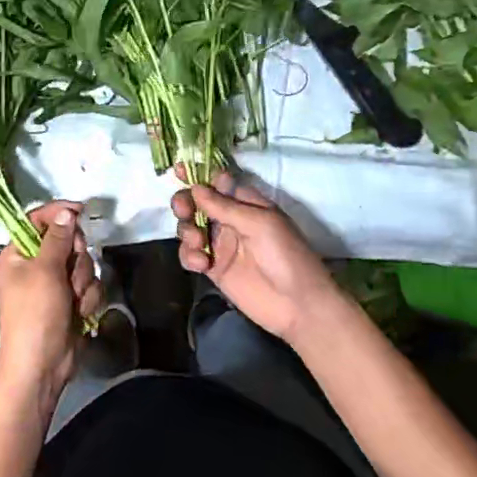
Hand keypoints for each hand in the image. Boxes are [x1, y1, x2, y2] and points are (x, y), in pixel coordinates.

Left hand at [0, 201, 102, 402]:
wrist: (42, 366)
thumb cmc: (35, 314)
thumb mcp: (44, 270)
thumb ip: (57, 239)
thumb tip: (66, 213)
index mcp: (16, 255)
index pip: (37, 221)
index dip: (58, 214)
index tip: (80, 211)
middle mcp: (34, 266)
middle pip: (66, 241)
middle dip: (75, 257)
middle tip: (71, 270)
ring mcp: (54, 285)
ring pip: (82, 264)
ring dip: (83, 282)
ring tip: (74, 300)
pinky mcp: (71, 302)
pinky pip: (90, 286)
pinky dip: (88, 299)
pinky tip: (81, 314)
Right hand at [172, 169, 340, 343]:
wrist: (298, 306)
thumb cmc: (287, 255)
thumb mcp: (260, 223)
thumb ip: (225, 206)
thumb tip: (195, 187)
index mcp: (246, 204)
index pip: (217, 182)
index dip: (198, 175)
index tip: (178, 170)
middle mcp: (230, 220)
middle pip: (196, 203)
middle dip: (185, 202)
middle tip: (183, 209)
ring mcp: (220, 245)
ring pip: (189, 227)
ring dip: (187, 231)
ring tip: (199, 244)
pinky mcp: (213, 268)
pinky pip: (190, 254)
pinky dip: (189, 255)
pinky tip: (201, 264)